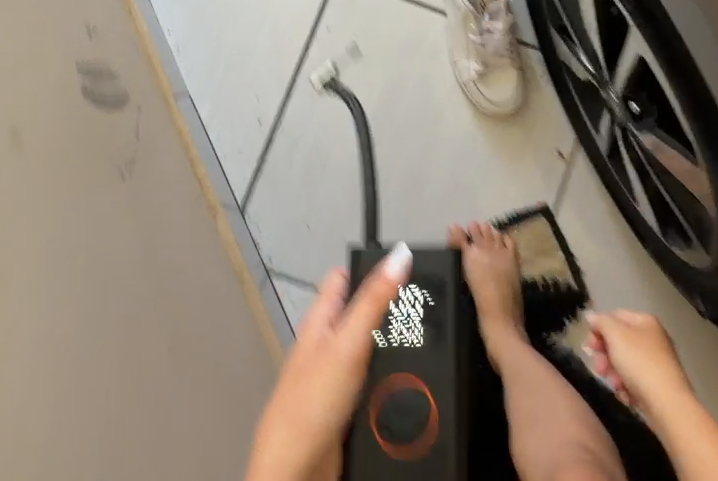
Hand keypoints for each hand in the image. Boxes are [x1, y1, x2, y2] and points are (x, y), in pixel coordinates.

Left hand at [245, 244, 412, 480]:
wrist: (298, 470)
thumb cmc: (308, 406)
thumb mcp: (348, 343)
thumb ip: (374, 301)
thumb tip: (398, 258)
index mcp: (320, 322)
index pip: (342, 280)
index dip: (368, 266)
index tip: (398, 260)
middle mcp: (326, 345)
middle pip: (359, 313)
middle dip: (386, 307)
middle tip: (417, 299)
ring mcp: (336, 377)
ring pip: (369, 349)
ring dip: (389, 345)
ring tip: (419, 336)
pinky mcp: (346, 405)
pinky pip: (374, 381)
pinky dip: (389, 378)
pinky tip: (405, 380)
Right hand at [582, 309, 693, 413]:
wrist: (667, 403)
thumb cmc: (640, 363)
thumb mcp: (616, 336)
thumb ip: (601, 322)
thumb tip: (591, 315)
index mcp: (645, 321)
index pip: (615, 316)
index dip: (598, 328)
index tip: (589, 345)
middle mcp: (651, 337)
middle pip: (618, 340)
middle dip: (604, 354)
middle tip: (598, 367)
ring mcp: (655, 361)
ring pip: (623, 361)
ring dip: (613, 372)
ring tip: (614, 383)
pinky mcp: (656, 382)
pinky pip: (633, 378)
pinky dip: (625, 384)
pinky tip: (624, 392)